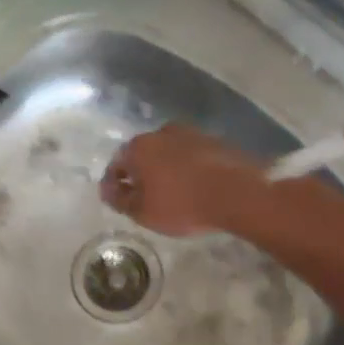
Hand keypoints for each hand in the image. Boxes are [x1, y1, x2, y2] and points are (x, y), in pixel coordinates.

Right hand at [99, 124, 273, 236]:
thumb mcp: (142, 212)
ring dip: (164, 170)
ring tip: (170, 193)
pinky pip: (190, 155)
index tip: (119, 202)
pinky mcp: (214, 140)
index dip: (114, 185)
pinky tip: (192, 186)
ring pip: (167, 153)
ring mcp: (191, 133)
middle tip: (144, 198)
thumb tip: (107, 189)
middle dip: (140, 174)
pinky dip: (185, 168)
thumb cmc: (181, 205)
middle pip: (142, 155)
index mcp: (138, 147)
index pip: (116, 165)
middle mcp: (161, 132)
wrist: (237, 194)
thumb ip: (119, 199)